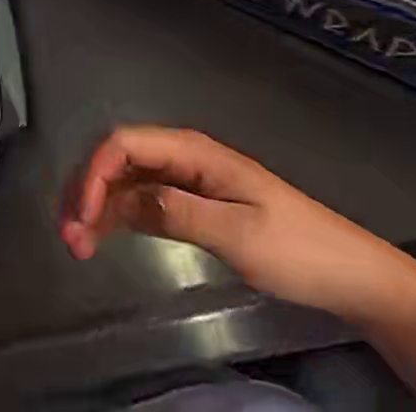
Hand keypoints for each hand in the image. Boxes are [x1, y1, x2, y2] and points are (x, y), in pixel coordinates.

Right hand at [61, 126, 415, 320]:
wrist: (346, 271)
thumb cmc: (296, 248)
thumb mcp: (236, 233)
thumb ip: (176, 211)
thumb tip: (118, 199)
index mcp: (194, 151)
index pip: (126, 143)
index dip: (93, 173)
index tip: (81, 218)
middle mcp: (184, 157)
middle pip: (119, 159)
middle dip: (86, 189)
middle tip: (69, 237)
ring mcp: (187, 180)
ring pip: (126, 181)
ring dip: (96, 206)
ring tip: (76, 244)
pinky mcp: (192, 204)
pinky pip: (142, 201)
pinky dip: (116, 217)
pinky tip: (101, 238)